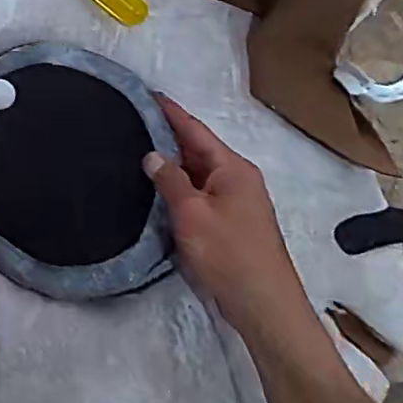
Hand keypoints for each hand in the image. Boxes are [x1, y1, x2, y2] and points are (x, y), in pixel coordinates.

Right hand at [143, 96, 312, 344]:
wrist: (265, 306)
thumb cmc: (229, 254)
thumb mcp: (192, 214)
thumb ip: (170, 180)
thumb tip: (153, 155)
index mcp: (232, 167)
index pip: (196, 130)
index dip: (171, 112)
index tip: (149, 95)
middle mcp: (238, 177)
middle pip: (199, 150)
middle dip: (170, 137)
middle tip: (136, 124)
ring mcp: (238, 201)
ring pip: (200, 174)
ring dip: (175, 165)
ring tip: (142, 153)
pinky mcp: (233, 223)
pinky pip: (203, 194)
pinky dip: (183, 188)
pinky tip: (163, 192)